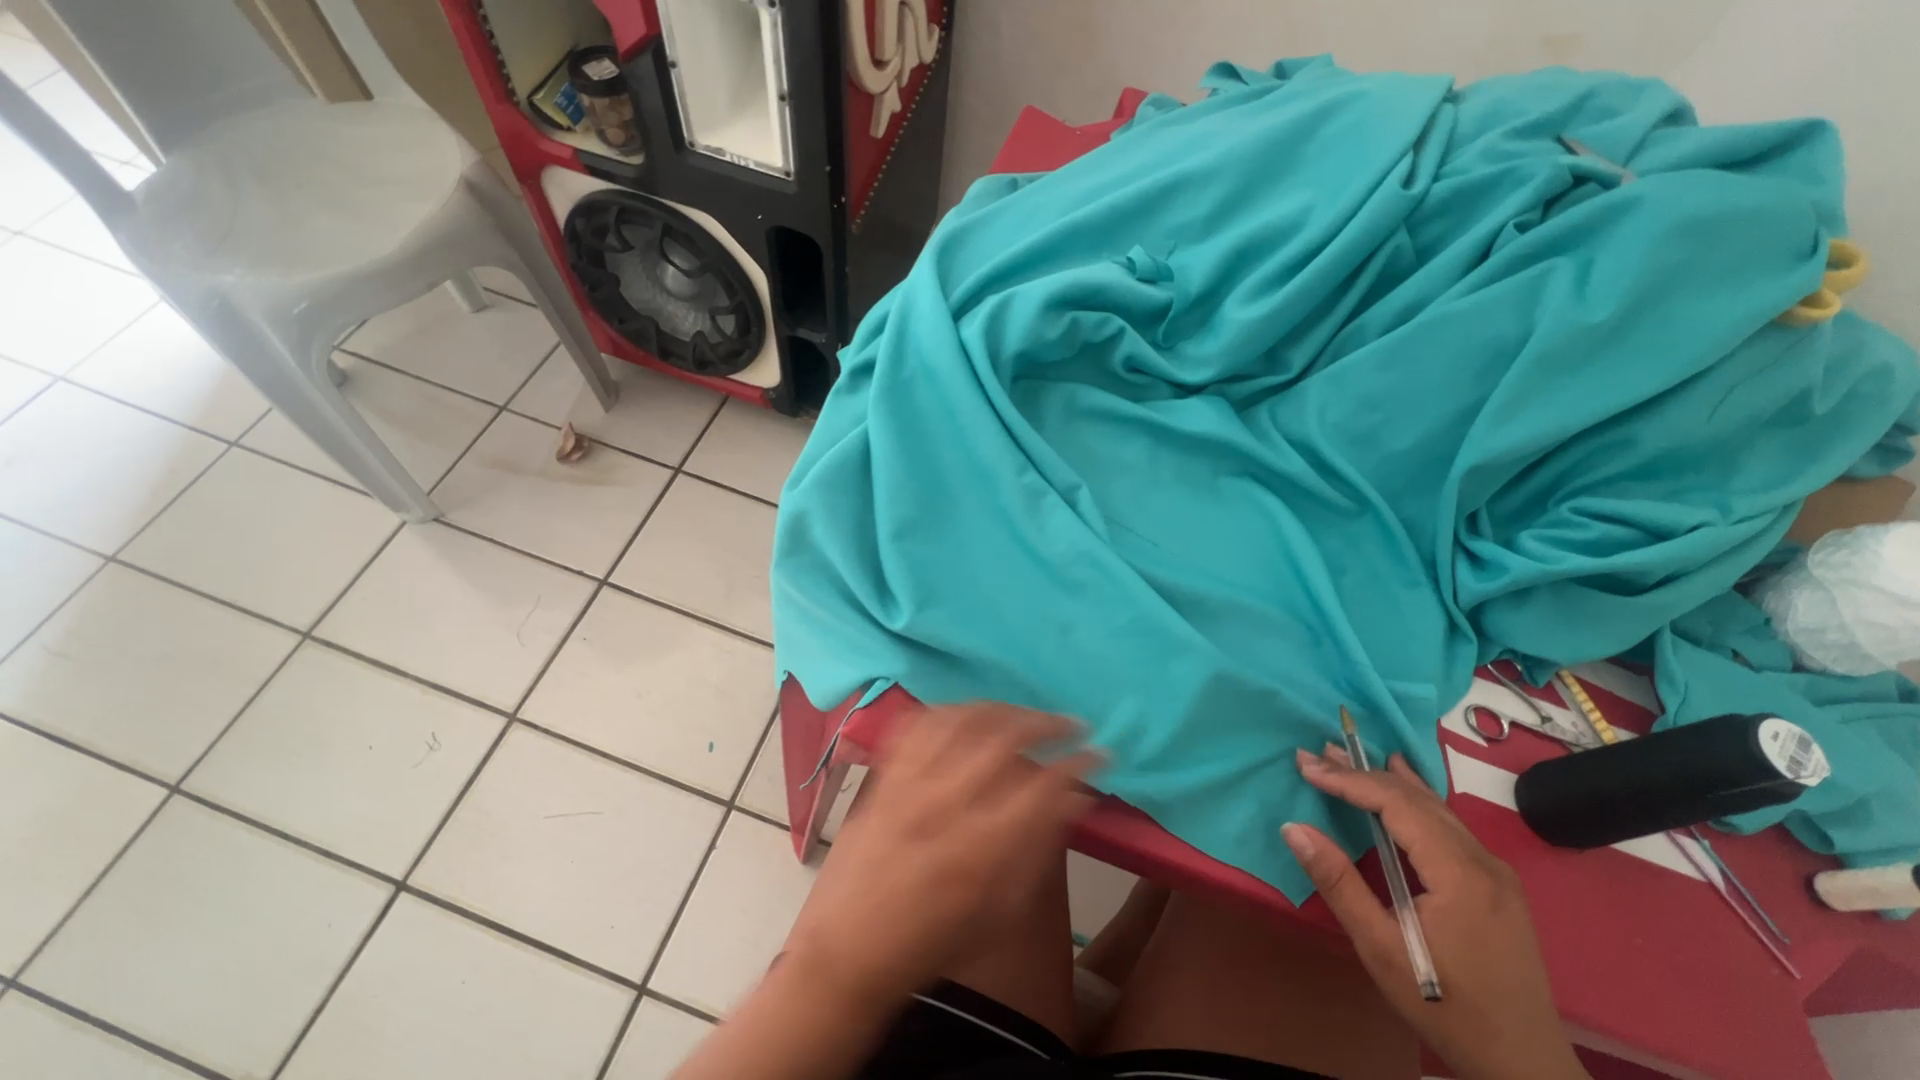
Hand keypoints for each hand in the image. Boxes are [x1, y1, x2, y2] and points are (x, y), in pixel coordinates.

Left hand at [783, 703, 1098, 1005]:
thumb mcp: (1000, 915)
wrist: (847, 952)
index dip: (1077, 764)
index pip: (1042, 786)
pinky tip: (970, 717)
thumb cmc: (931, 945)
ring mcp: (908, 787)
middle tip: (1071, 725)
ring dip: (1002, 710)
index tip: (1098, 754)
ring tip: (1025, 715)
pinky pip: (917, 728)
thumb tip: (1074, 802)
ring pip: (961, 721)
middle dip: (1046, 724)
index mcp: (981, 850)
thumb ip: (1039, 854)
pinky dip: (949, 713)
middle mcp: (944, 806)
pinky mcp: (881, 781)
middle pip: (1003, 738)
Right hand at [1282, 747, 1588, 1079]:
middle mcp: (1484, 861)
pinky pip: (1452, 828)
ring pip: (1439, 810)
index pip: (1397, 804)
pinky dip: (1417, 803)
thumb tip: (1294, 828)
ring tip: (1350, 759)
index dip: (1349, 780)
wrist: (1524, 1061)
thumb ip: (1339, 883)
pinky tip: (1406, 791)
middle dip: (1366, 772)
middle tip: (1319, 752)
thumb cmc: (1446, 1006)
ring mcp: (1497, 872)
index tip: (1306, 765)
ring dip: (1391, 783)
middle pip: (1419, 799)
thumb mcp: (1381, 948)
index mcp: (1459, 872)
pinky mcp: (1498, 887)